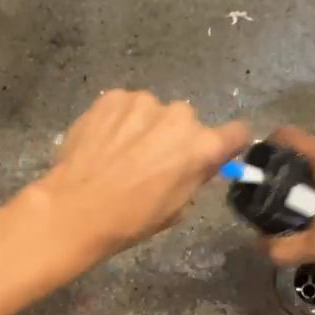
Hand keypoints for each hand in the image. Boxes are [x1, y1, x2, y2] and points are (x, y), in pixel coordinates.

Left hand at [27, 90, 250, 258]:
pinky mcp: (113, 97)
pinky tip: (104, 143)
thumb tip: (200, 164)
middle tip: (153, 162)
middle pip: (188, 123)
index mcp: (203, 147)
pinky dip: (119, 120)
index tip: (215, 153)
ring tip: (122, 154)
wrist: (77, 208)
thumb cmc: (132, 218)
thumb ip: (195, 176)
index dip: (228, 143)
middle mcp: (180, 116)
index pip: (237, 133)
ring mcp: (144, 102)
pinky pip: (125, 106)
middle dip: (176, 138)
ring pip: (154, 112)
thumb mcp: (177, 206)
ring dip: (145, 127)